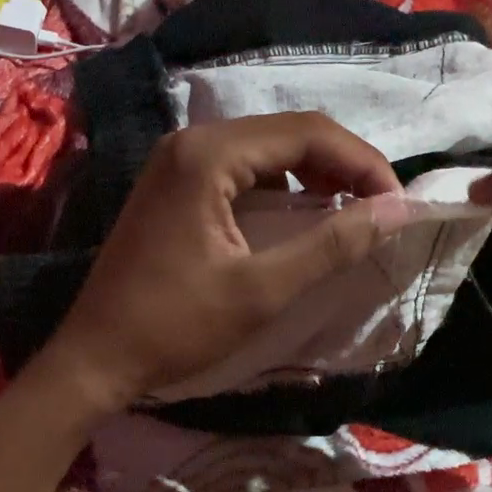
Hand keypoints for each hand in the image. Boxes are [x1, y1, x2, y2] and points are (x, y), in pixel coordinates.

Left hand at [34, 112, 402, 415]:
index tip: (396, 205)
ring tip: (343, 216)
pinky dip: (273, 192)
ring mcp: (173, 164)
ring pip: (261, 153)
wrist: (96, 359)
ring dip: (308, 178)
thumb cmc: (175, 327)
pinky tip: (291, 223)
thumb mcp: (261, 291)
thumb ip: (330, 246)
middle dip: (339, 167)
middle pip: (284, 134)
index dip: (362, 163)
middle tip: (376, 209)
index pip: (307, 132)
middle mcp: (188, 142)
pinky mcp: (168, 190)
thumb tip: (396, 211)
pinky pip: (236, 174)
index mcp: (208, 154)